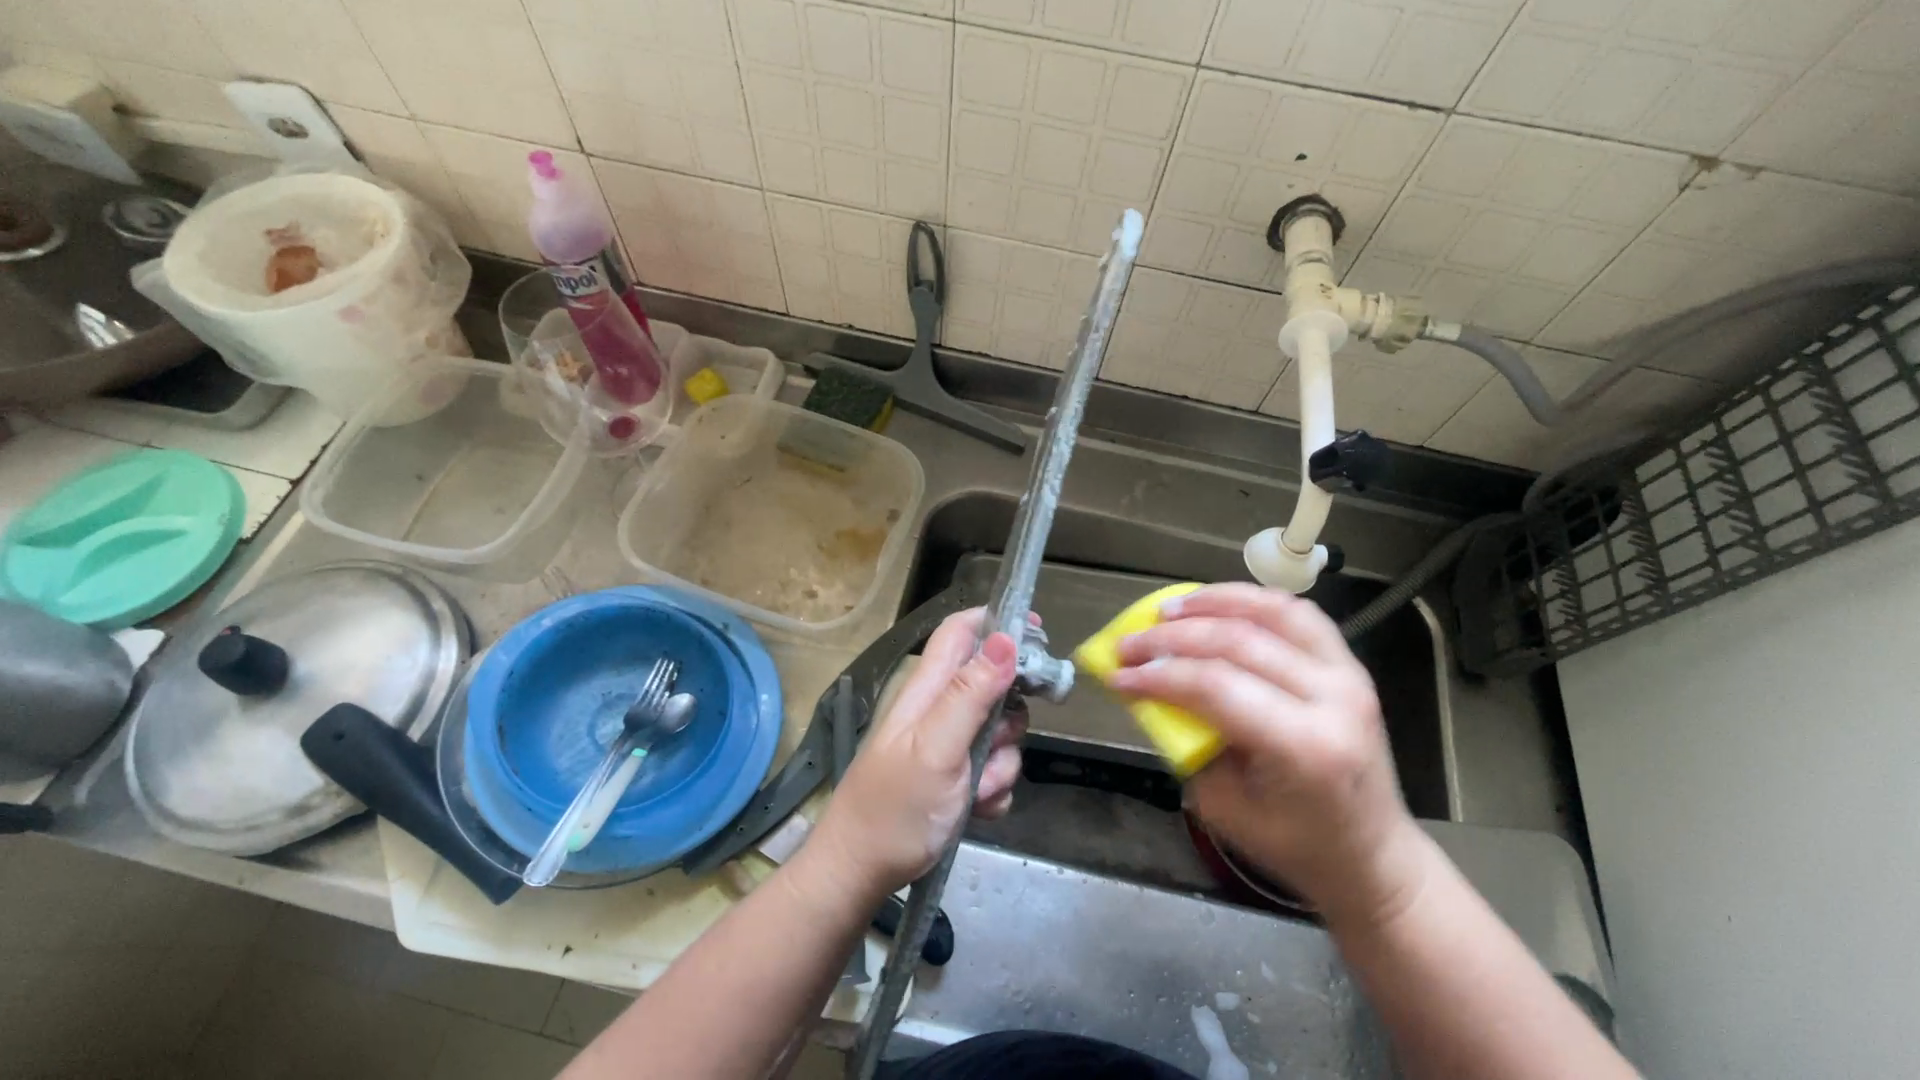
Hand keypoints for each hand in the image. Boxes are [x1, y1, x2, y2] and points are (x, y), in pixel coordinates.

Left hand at [810, 609, 1025, 897]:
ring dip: (999, 766)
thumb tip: (1005, 638)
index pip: (963, 632)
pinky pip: (994, 773)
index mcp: (928, 690)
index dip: (998, 623)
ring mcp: (948, 747)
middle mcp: (939, 710)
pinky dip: (992, 792)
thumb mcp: (937, 747)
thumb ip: (970, 693)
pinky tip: (974, 811)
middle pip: (995, 686)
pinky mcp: (956, 780)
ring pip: (1001, 735)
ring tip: (973, 792)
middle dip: (1009, 718)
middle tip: (995, 744)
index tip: (1040, 635)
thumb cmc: (894, 808)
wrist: (861, 872)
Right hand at [1107, 583, 1428, 928]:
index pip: (1217, 687)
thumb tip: (1149, 693)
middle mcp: (1333, 699)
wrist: (1371, 855)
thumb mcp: (1224, 807)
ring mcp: (1349, 676)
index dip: (1159, 675)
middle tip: (1128, 644)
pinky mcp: (1350, 667)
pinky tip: (1216, 606)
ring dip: (1214, 602)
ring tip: (1168, 609)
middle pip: (1240, 642)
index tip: (1117, 676)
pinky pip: (1298, 616)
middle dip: (1172, 638)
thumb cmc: (1294, 845)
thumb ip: (1188, 744)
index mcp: (1304, 746)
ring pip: (1273, 613)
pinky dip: (1252, 602)